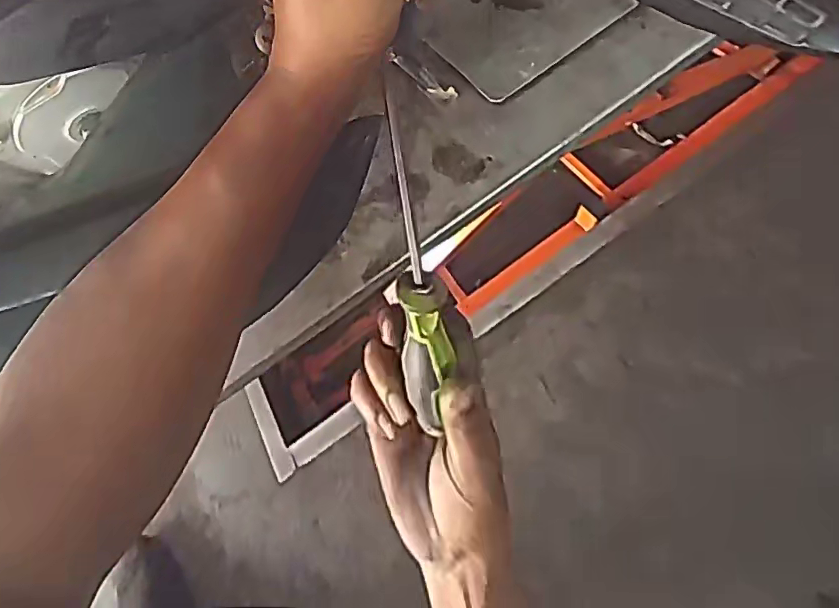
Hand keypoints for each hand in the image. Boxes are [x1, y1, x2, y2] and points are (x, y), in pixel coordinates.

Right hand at [350, 305, 523, 606]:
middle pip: (408, 333)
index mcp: (462, 388)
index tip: (417, 291)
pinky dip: (366, 400)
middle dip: (396, 325)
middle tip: (392, 331)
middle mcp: (431, 388)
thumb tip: (459, 383)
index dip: (433, 306)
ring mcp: (404, 402)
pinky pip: (362, 391)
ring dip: (382, 376)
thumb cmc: (476, 508)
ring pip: (380, 358)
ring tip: (398, 412)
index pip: (448, 331)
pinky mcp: (381, 422)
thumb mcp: (476, 466)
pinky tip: (384, 424)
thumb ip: (466, 424)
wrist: (448, 547)